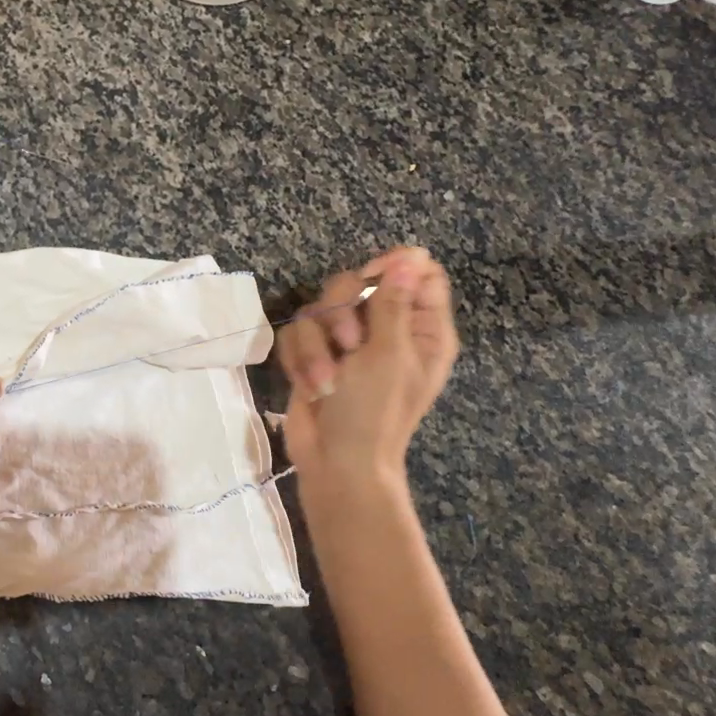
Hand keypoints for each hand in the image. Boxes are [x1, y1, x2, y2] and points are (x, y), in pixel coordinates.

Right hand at [275, 247, 458, 496]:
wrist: (336, 461)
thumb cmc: (374, 411)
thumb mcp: (388, 355)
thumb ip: (393, 303)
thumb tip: (412, 255)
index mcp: (421, 329)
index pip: (417, 274)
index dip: (391, 267)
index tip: (367, 280)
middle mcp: (384, 330)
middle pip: (354, 284)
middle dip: (339, 313)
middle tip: (347, 344)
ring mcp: (345, 344)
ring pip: (317, 311)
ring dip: (314, 347)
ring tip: (323, 381)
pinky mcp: (312, 356)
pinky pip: (295, 335)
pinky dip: (297, 360)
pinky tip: (307, 385)